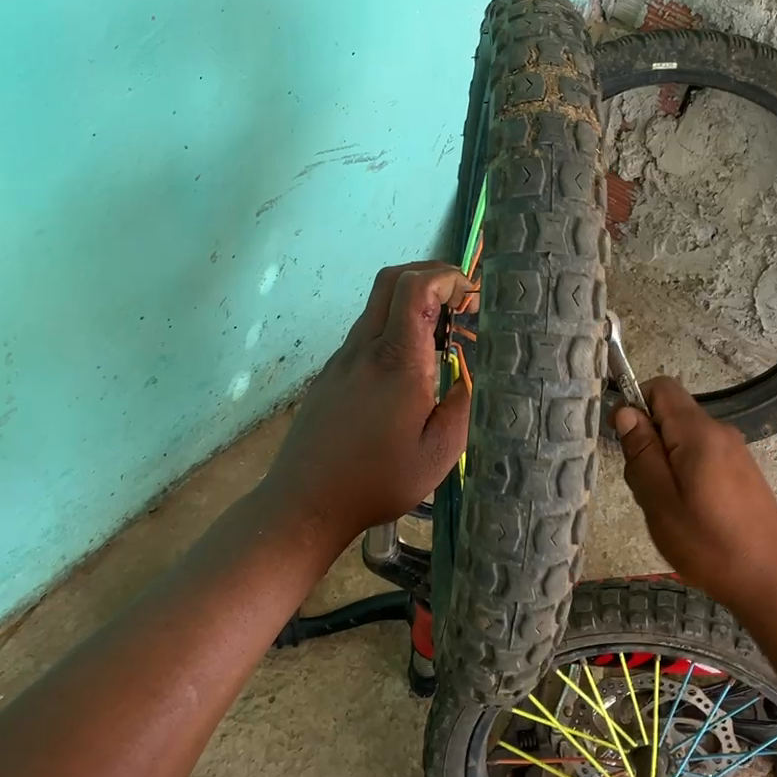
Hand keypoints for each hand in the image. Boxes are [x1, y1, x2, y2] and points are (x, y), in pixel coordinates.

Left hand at [259, 262, 469, 544]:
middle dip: (431, 274)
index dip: (447, 276)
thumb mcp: (439, 454)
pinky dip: (395, 325)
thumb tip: (469, 374)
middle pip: (392, 279)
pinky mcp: (332, 373)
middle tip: (460, 299)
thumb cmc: (377, 481)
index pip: (416, 287)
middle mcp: (366, 348)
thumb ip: (462, 406)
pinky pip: (367, 330)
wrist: (305, 503)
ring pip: (377, 304)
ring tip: (443, 334)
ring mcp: (344, 358)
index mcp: (397, 361)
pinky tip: (412, 364)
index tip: (472, 296)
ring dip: (413, 301)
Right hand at [614, 378, 776, 611]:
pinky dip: (686, 474)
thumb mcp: (660, 501)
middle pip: (672, 414)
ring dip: (666, 462)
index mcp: (699, 433)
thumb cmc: (708, 544)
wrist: (769, 582)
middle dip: (649, 441)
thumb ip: (641, 452)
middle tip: (646, 488)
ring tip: (668, 507)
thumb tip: (626, 411)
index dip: (635, 403)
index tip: (623, 440)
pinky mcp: (744, 472)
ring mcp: (736, 452)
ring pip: (685, 439)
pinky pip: (704, 456)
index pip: (662, 387)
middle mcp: (721, 432)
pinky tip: (690, 513)